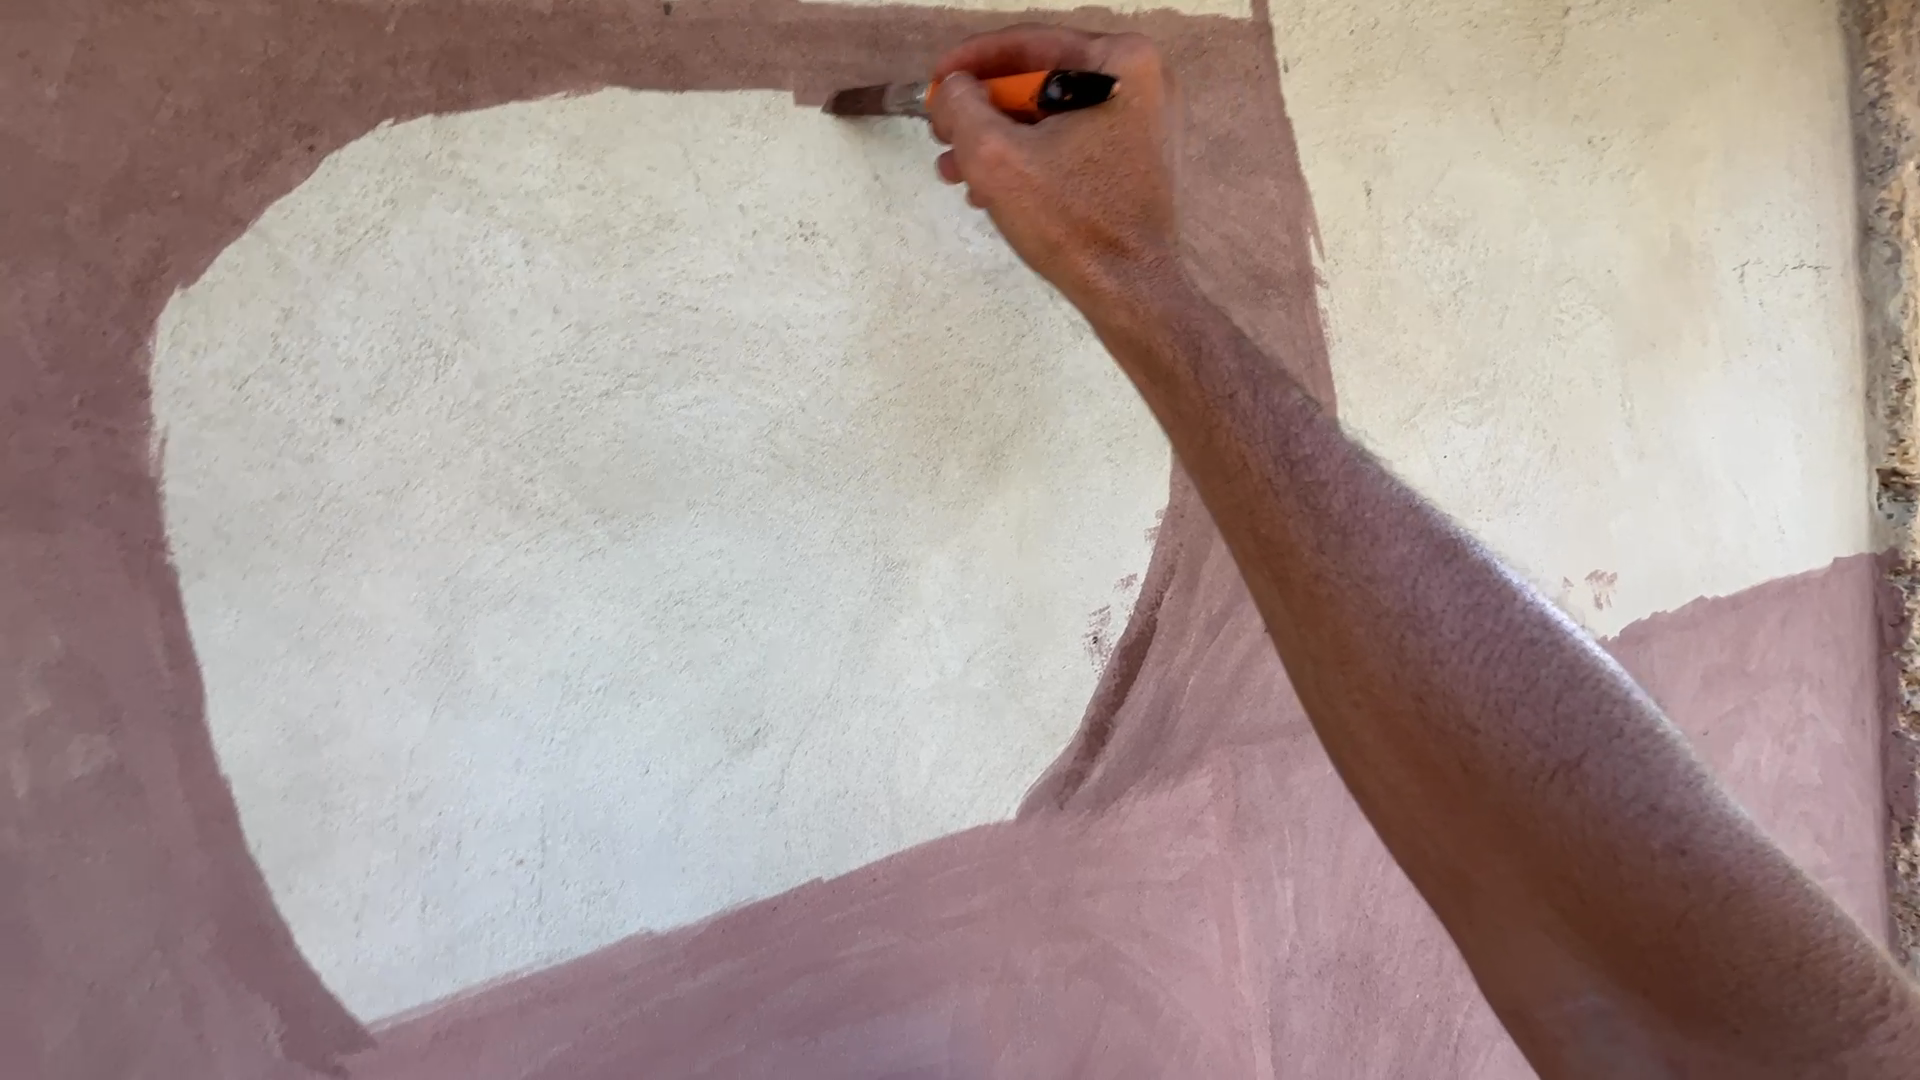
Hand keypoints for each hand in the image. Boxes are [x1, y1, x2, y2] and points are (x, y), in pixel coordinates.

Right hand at [928, 26, 1182, 315]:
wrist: (1129, 291)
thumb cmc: (1071, 222)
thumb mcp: (995, 155)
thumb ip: (962, 107)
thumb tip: (952, 88)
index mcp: (1119, 61)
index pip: (1028, 44)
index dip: (970, 63)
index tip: (936, 85)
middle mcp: (1141, 83)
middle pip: (1040, 84)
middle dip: (983, 115)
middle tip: (943, 136)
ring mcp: (1143, 128)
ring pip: (1052, 122)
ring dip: (1000, 145)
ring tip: (957, 173)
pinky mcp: (1137, 167)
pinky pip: (1072, 149)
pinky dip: (1032, 164)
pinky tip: (996, 193)